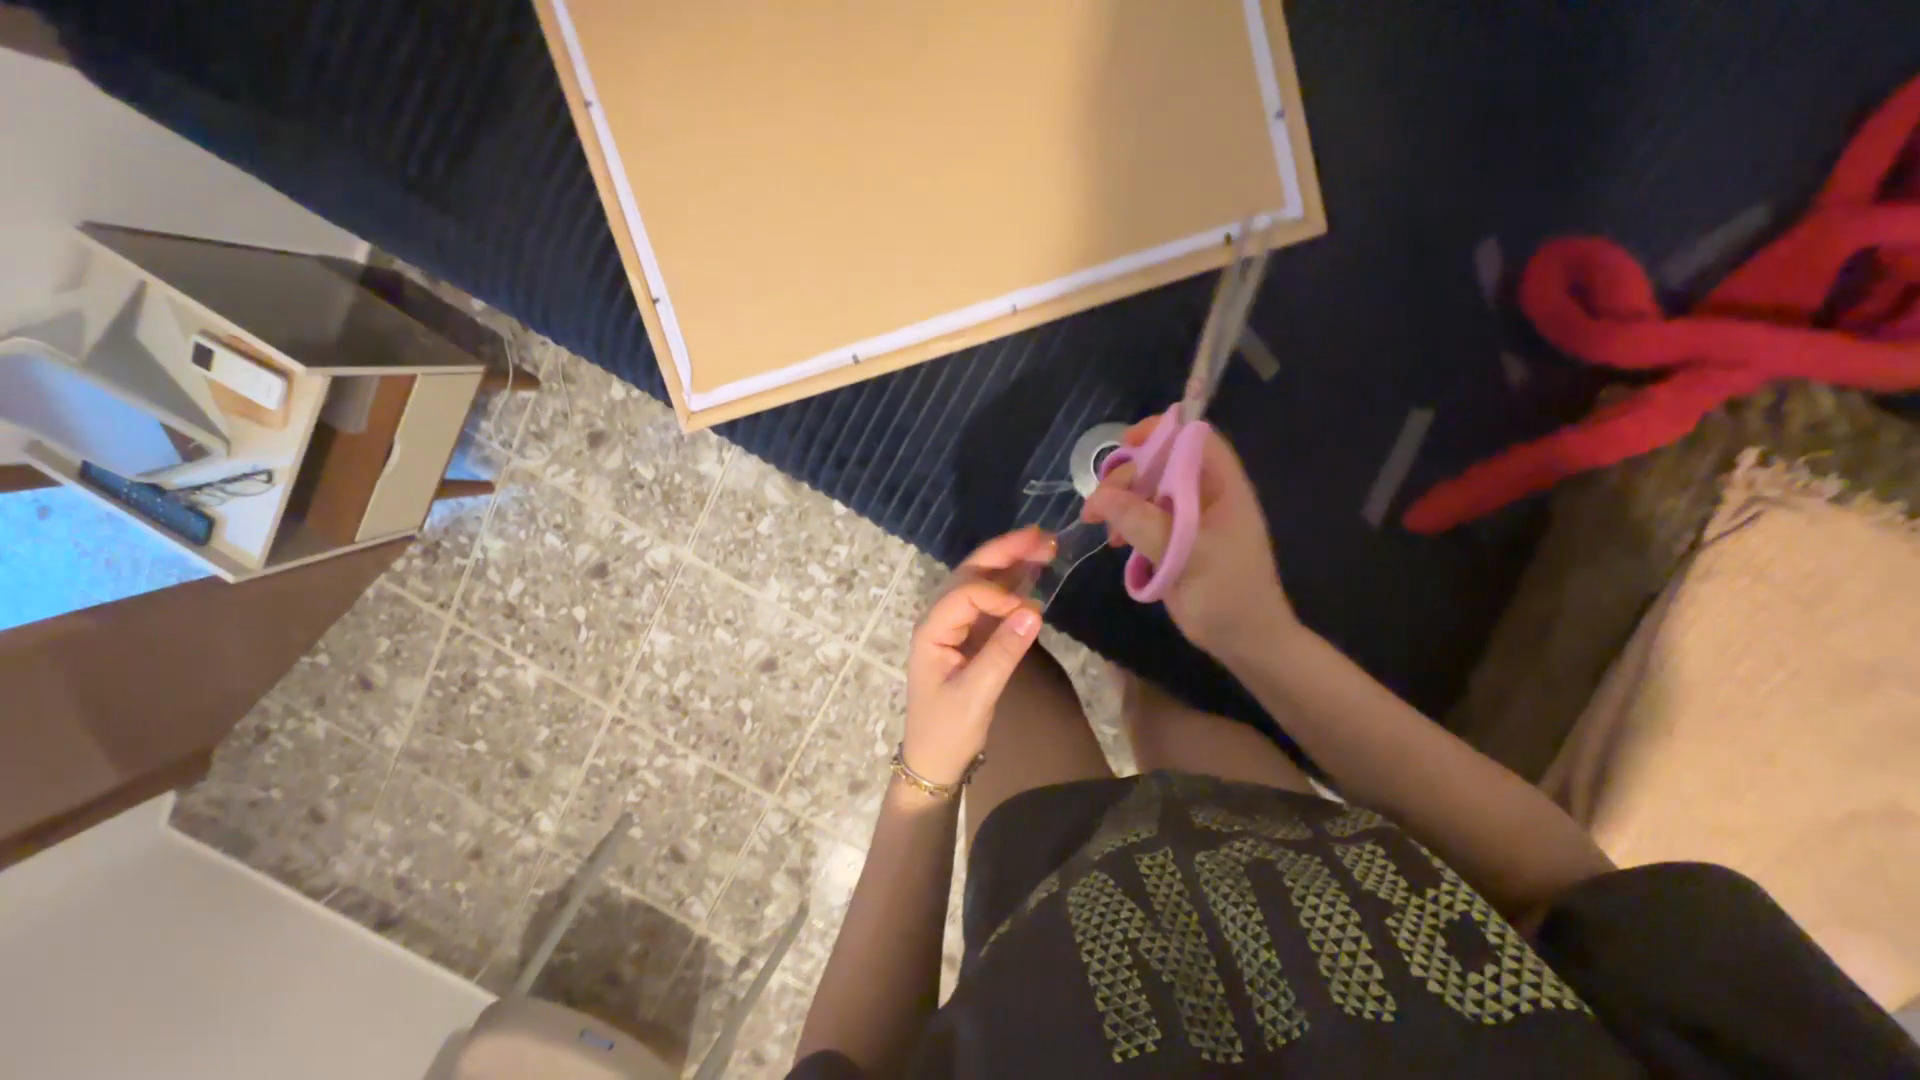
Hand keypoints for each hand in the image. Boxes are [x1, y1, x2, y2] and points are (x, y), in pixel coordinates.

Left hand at [902, 527, 1052, 784]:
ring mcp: (955, 627)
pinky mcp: (970, 638)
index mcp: (932, 630)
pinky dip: (1012, 588)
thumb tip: (1033, 612)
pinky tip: (1034, 575)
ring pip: (982, 584)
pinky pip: (990, 604)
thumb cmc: (947, 730)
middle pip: (972, 575)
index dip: (1000, 594)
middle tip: (1043, 536)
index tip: (1030, 613)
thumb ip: (1002, 652)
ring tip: (1045, 545)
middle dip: (1006, 553)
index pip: (967, 593)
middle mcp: (940, 620)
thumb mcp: (975, 695)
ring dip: (1011, 564)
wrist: (934, 762)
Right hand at [1081, 417, 1294, 656]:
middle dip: (1128, 475)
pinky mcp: (1175, 544)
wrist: (1245, 642)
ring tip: (1097, 523)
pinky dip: (1125, 525)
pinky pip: (1145, 521)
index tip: (1126, 445)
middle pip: (1161, 464)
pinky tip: (1114, 544)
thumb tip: (1099, 497)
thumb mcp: (1187, 554)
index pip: (1194, 438)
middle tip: (1099, 502)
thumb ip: (1144, 522)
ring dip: (1120, 502)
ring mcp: (1189, 521)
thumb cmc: (1228, 593)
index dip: (1162, 432)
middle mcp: (1205, 497)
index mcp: (1222, 488)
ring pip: (1148, 493)